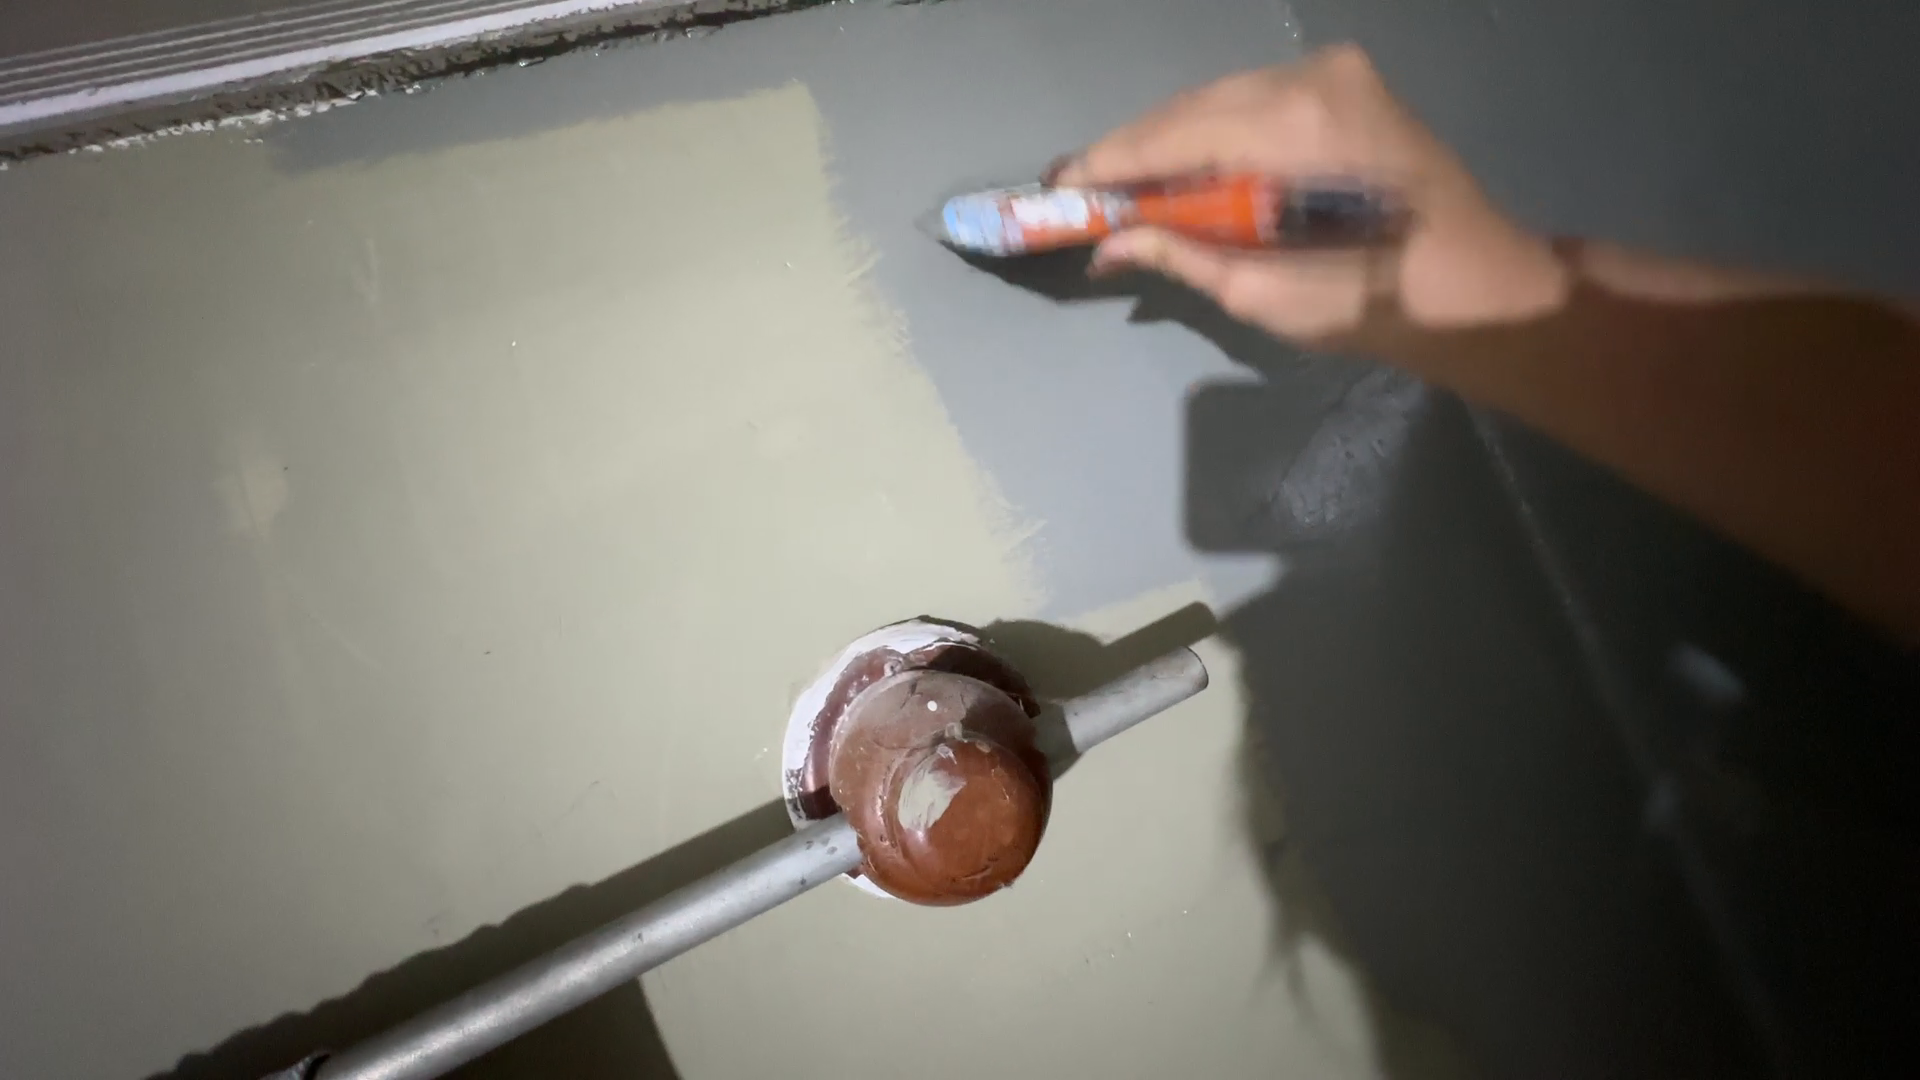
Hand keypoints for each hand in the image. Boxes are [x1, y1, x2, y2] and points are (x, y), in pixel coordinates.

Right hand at [1054, 46, 1566, 347]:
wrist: (1469, 283)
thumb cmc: (1364, 302)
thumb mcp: (1259, 289)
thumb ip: (1181, 252)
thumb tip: (1110, 243)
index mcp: (1290, 131)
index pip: (1170, 136)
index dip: (1108, 164)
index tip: (1059, 188)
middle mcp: (1308, 80)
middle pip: (1187, 108)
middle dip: (1128, 151)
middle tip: (1079, 188)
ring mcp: (1331, 74)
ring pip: (1214, 99)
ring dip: (1163, 142)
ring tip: (1119, 183)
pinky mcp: (1343, 84)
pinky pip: (1248, 101)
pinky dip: (1205, 134)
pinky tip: (1179, 166)